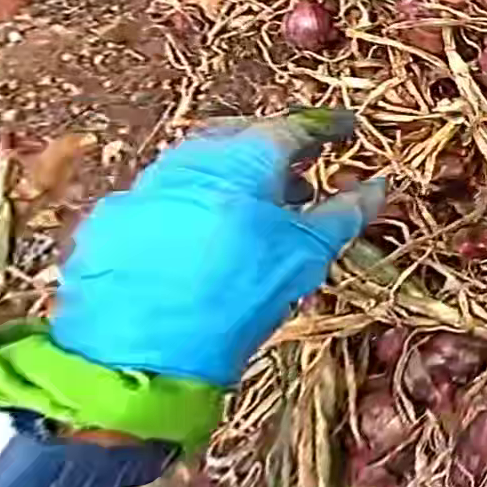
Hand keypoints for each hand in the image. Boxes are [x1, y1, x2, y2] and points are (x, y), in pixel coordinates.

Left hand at [51, 112, 383, 386]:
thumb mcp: (313, 248)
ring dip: (238, 167)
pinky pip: (166, 190)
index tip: (349, 129)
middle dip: (276, 140)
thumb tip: (379, 184)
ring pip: (198, 160)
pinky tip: (220, 223)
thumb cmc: (245, 292)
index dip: (326, 126)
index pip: (291, 127)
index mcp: (241, 164)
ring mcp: (140, 194)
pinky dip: (202, 193)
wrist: (142, 359)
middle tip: (307, 156)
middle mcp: (186, 167)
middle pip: (239, 133)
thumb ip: (350, 209)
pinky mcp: (108, 225)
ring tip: (267, 196)